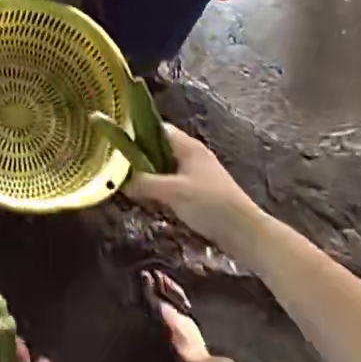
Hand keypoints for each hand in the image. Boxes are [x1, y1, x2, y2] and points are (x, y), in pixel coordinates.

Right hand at [123, 125, 262, 244]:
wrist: (244, 232)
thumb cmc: (210, 203)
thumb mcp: (173, 192)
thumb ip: (144, 183)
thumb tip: (118, 180)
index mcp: (188, 146)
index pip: (157, 129)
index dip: (136, 133)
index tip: (116, 144)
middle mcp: (192, 155)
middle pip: (158, 149)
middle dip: (139, 159)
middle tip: (117, 169)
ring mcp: (196, 174)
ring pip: (164, 168)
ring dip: (148, 177)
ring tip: (128, 186)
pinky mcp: (199, 191)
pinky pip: (172, 184)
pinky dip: (159, 189)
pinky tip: (148, 201)